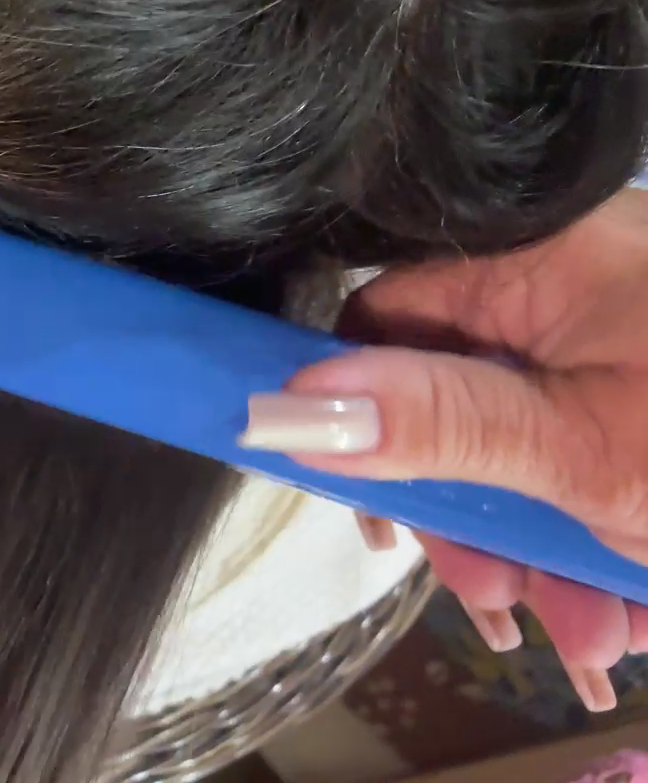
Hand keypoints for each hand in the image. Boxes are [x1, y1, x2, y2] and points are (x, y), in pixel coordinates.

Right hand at [247, 188, 647, 711]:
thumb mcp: (595, 457)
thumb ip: (427, 423)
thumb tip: (272, 409)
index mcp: (540, 258)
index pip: (376, 316)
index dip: (347, 402)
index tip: (357, 496)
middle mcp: (567, 277)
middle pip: (439, 383)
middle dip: (453, 498)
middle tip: (478, 593)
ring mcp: (614, 329)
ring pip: (505, 424)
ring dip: (517, 530)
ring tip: (563, 625)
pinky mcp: (641, 373)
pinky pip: (568, 436)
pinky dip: (574, 515)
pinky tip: (604, 593)